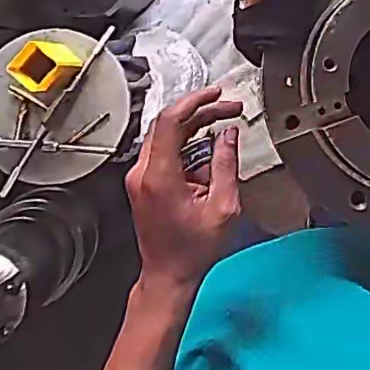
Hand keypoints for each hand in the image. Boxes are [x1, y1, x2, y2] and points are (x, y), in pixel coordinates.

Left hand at [125, 85, 244, 294]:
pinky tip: (209, 148)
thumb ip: (226, 165)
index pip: (168, 121)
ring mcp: (140, 177)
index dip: (193, 101)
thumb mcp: (223, 207)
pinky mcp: (144, 181)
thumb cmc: (192, 250)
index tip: (214, 94)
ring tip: (223, 123)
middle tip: (228, 108)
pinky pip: (165, 149)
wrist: (168, 275)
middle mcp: (143, 173)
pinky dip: (187, 142)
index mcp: (158, 177)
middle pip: (168, 124)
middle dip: (201, 111)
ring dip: (195, 126)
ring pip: (166, 134)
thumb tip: (229, 136)